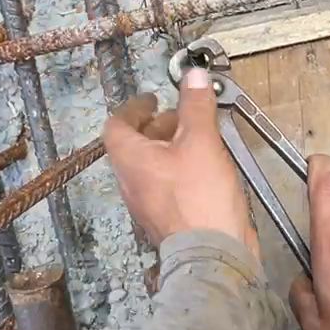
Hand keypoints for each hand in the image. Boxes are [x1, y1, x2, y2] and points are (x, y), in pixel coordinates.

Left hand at [102, 66, 255, 256]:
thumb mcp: (201, 141)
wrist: (213, 255)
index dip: (133, 108)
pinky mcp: (167, 219)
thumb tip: (194, 75)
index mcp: (130, 160)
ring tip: (198, 138)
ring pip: (151, 166)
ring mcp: (148, 205)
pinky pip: (165, 184)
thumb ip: (196, 106)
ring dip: (169, 147)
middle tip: (181, 116)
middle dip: (157, 126)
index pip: (116, 126)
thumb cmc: (199, 195)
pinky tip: (206, 167)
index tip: (152, 98)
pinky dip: (179, 168)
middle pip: (134, 146)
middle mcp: (132, 182)